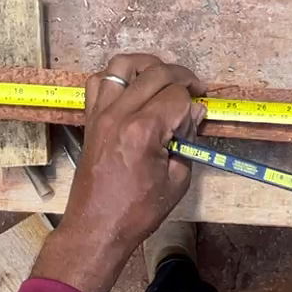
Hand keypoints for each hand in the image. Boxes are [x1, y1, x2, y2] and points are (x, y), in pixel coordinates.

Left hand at [30, 53, 205, 291]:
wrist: (97, 227)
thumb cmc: (138, 211)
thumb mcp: (177, 180)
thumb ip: (188, 140)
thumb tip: (196, 112)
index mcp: (143, 130)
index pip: (177, 96)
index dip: (193, 101)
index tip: (201, 111)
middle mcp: (119, 114)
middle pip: (156, 73)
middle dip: (181, 75)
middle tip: (195, 88)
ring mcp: (101, 113)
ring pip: (123, 65)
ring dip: (148, 64)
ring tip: (164, 76)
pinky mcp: (90, 118)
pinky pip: (99, 81)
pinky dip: (117, 77)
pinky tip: (133, 88)